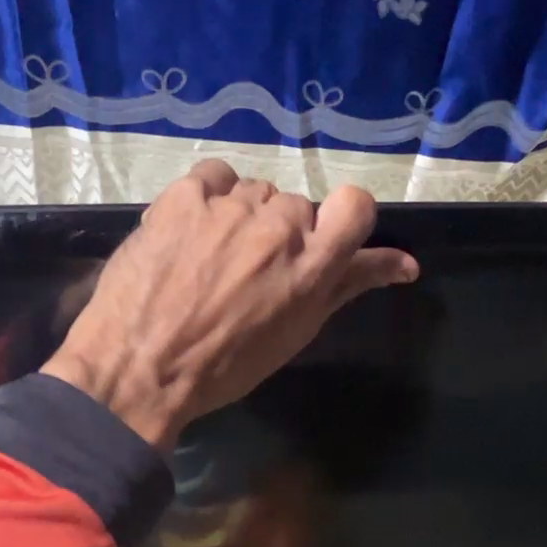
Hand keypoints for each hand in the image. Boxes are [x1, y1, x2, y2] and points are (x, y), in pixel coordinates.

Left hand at [42, 161, 417, 447]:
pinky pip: (215, 177)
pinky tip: (196, 228)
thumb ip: (348, 287)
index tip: (327, 242)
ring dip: (246, 218)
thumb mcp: (296, 333)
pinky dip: (212, 197)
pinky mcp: (182, 196)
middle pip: (298, 206)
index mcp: (312, 267)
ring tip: (215, 259)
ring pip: (256, 192)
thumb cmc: (224, 367)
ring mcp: (228, 208)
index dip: (346, 219)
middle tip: (253, 274)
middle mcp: (277, 227)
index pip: (357, 205)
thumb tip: (406, 264)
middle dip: (283, 235)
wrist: (140, 369)